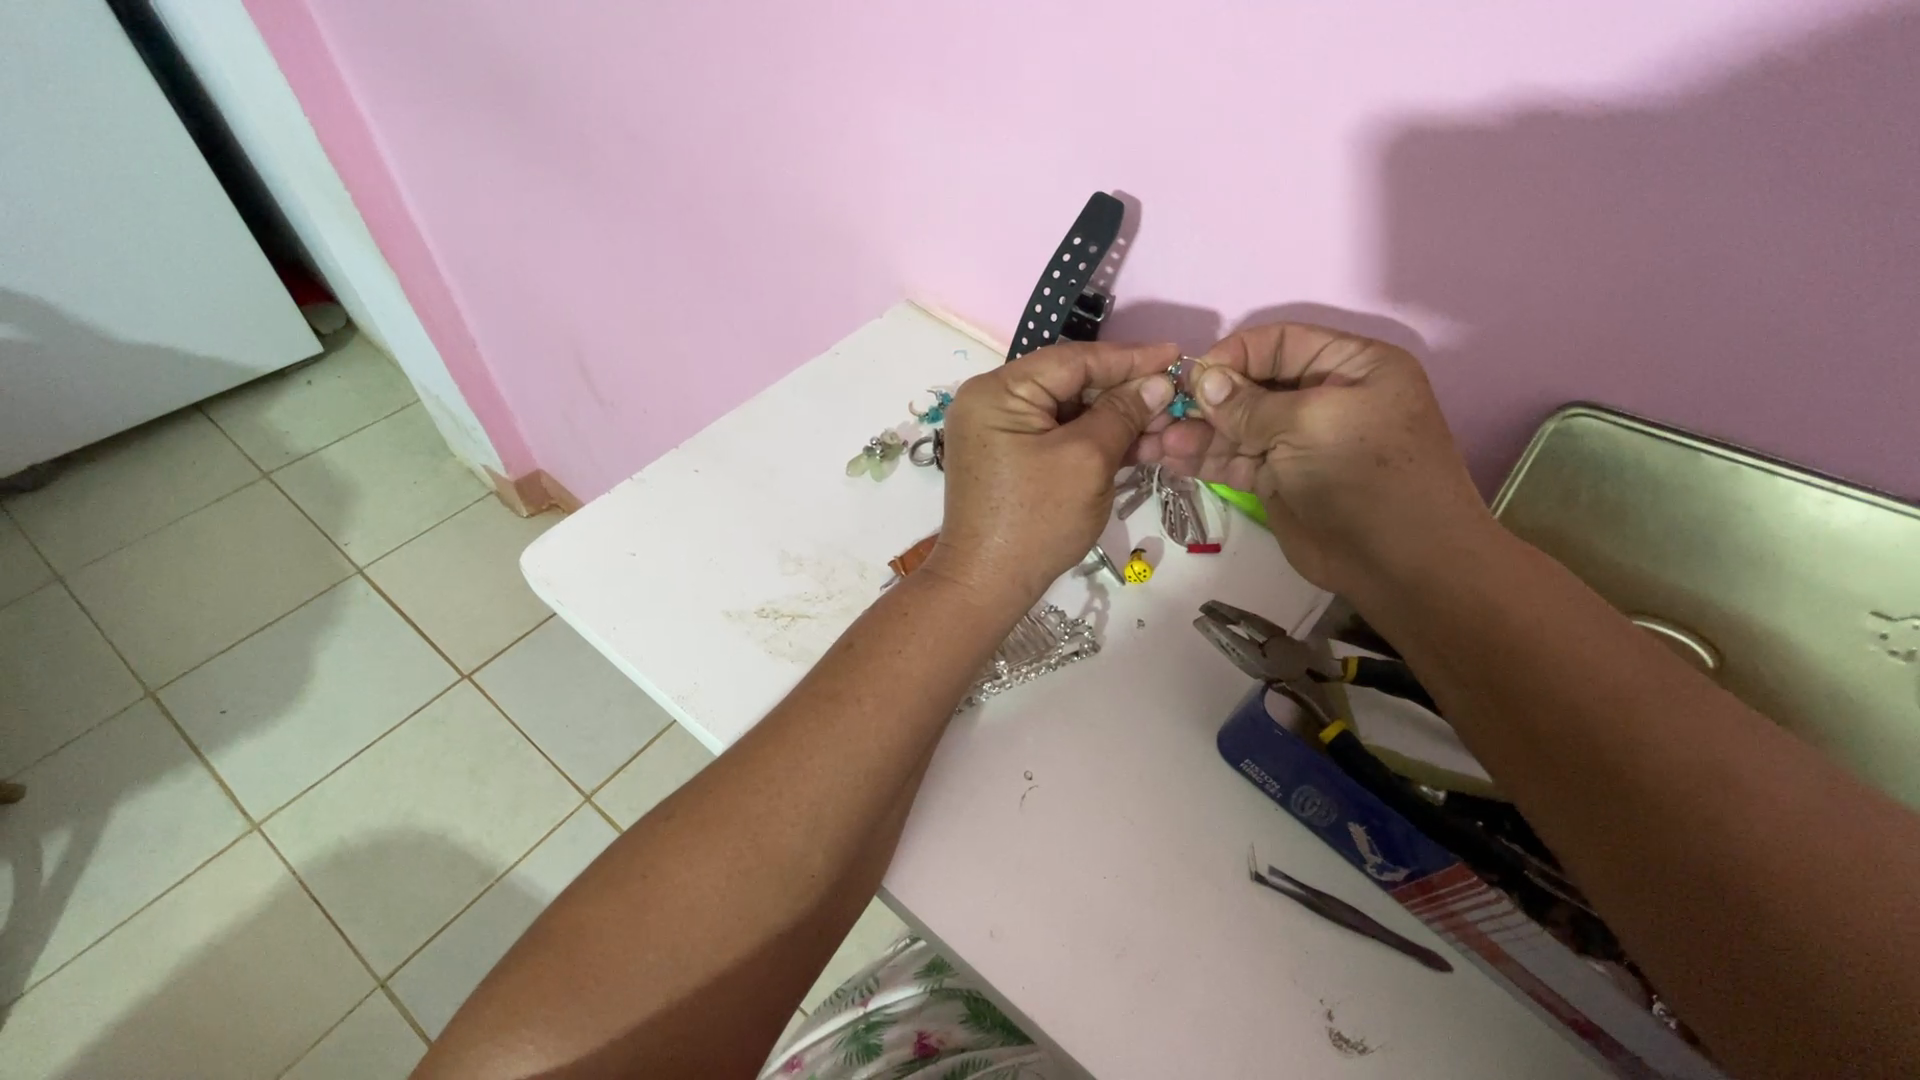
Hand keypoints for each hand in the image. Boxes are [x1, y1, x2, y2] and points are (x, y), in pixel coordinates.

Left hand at [925, 340, 1178, 611]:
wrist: (988, 585)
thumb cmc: (1036, 521)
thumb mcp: (1087, 460)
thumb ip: (1122, 413)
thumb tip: (1158, 382)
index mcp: (998, 391)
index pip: (1073, 359)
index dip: (1129, 357)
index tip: (1176, 355)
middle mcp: (992, 402)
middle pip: (1071, 383)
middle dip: (1125, 392)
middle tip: (1174, 397)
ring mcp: (1000, 432)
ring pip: (1069, 412)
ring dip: (1116, 419)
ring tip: (1165, 426)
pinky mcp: (1012, 459)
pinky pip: (1059, 436)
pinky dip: (1095, 441)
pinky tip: (1138, 445)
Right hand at [1148, 322, 1493, 596]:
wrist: (1399, 563)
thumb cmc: (1364, 475)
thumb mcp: (1309, 423)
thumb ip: (1250, 403)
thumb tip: (1203, 381)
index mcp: (1351, 366)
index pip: (1280, 342)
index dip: (1233, 355)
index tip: (1190, 377)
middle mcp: (1324, 397)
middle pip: (1252, 385)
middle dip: (1205, 399)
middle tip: (1158, 413)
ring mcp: (1300, 441)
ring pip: (1238, 426)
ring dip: (1196, 433)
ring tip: (1152, 442)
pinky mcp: (1281, 479)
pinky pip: (1237, 460)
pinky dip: (1205, 460)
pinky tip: (1170, 460)